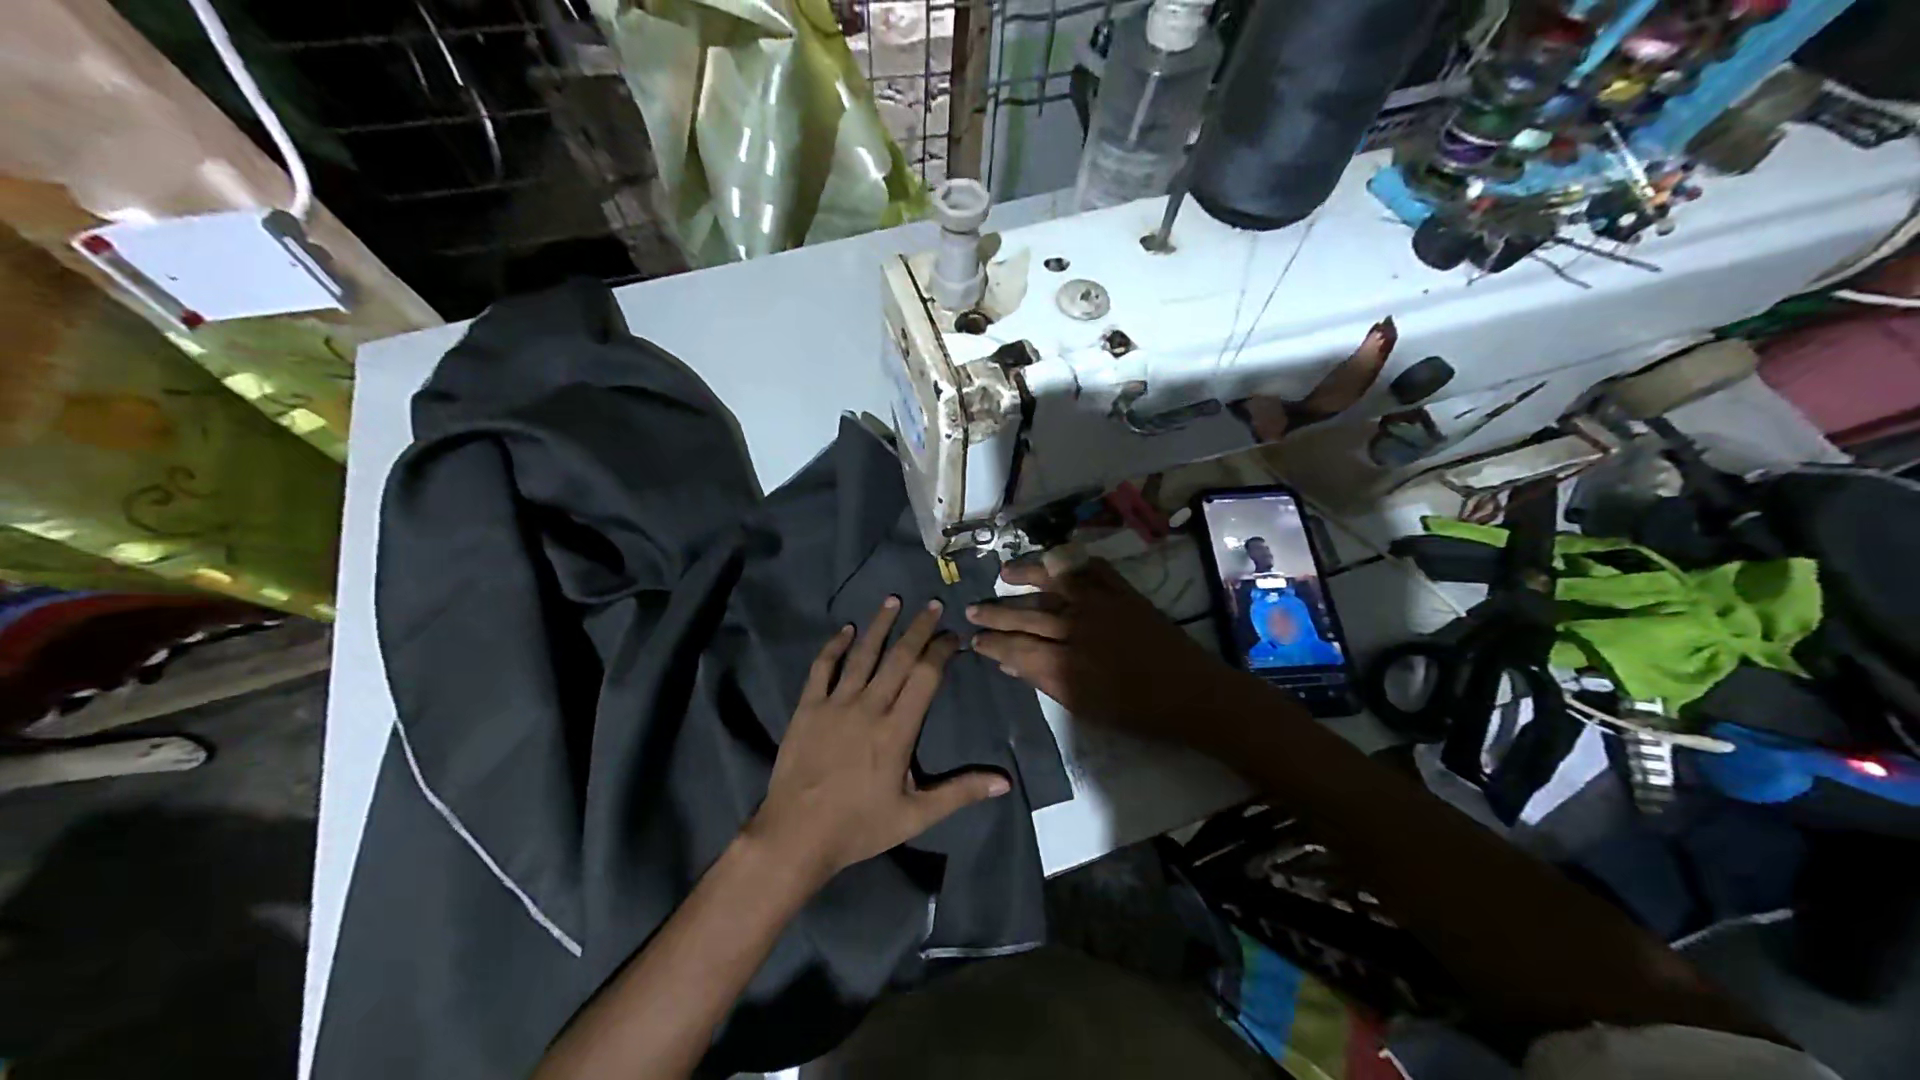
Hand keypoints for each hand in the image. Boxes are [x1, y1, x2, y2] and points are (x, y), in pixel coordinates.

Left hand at [746, 597, 1011, 884]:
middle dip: (918, 628)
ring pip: (862, 654)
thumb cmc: (859, 826)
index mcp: (897, 730)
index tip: (953, 636)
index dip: (941, 651)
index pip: (925, 676)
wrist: (796, 835)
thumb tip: (1005, 782)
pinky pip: (821, 668)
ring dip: (879, 625)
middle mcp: (868, 707)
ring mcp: (835, 704)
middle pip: (898, 657)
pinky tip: (844, 630)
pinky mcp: (807, 708)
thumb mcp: (916, 815)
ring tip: (893, 600)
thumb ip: (960, 793)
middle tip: (933, 604)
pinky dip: (834, 646)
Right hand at [967, 558, 1280, 746]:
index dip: (991, 642)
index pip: (1016, 646)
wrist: (1190, 692)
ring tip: (1003, 573)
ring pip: (1052, 583)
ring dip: (1025, 576)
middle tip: (972, 609)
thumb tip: (1007, 662)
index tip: (973, 639)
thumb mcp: (1083, 705)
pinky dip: (1071, 562)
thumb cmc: (1136, 710)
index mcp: (1066, 662)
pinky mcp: (1122, 592)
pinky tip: (1054, 559)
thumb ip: (1043, 680)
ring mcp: (1101, 605)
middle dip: (996, 612)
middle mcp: (1078, 628)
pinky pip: (1091, 569)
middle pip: (1027, 615)